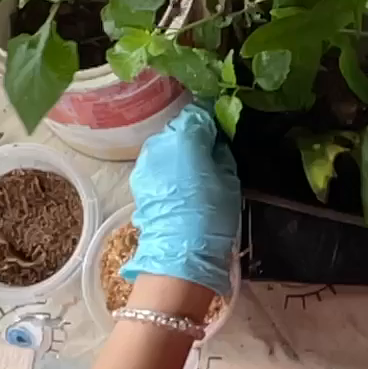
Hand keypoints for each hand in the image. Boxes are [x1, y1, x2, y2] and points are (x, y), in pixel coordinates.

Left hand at [123, 104, 239, 297]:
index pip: (200, 114)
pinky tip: (181, 189)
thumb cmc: (211, 214)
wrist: (180, 255)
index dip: (214, 122)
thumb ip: (220, 150)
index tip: (225, 132)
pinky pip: (158, 166)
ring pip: (167, 148)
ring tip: (196, 175)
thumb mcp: (229, 177)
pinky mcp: (138, 181)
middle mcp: (158, 142)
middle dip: (195, 138)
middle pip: (180, 130)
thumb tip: (216, 139)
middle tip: (213, 156)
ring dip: (180, 155)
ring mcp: (144, 162)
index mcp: (183, 135)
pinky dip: (169, 171)